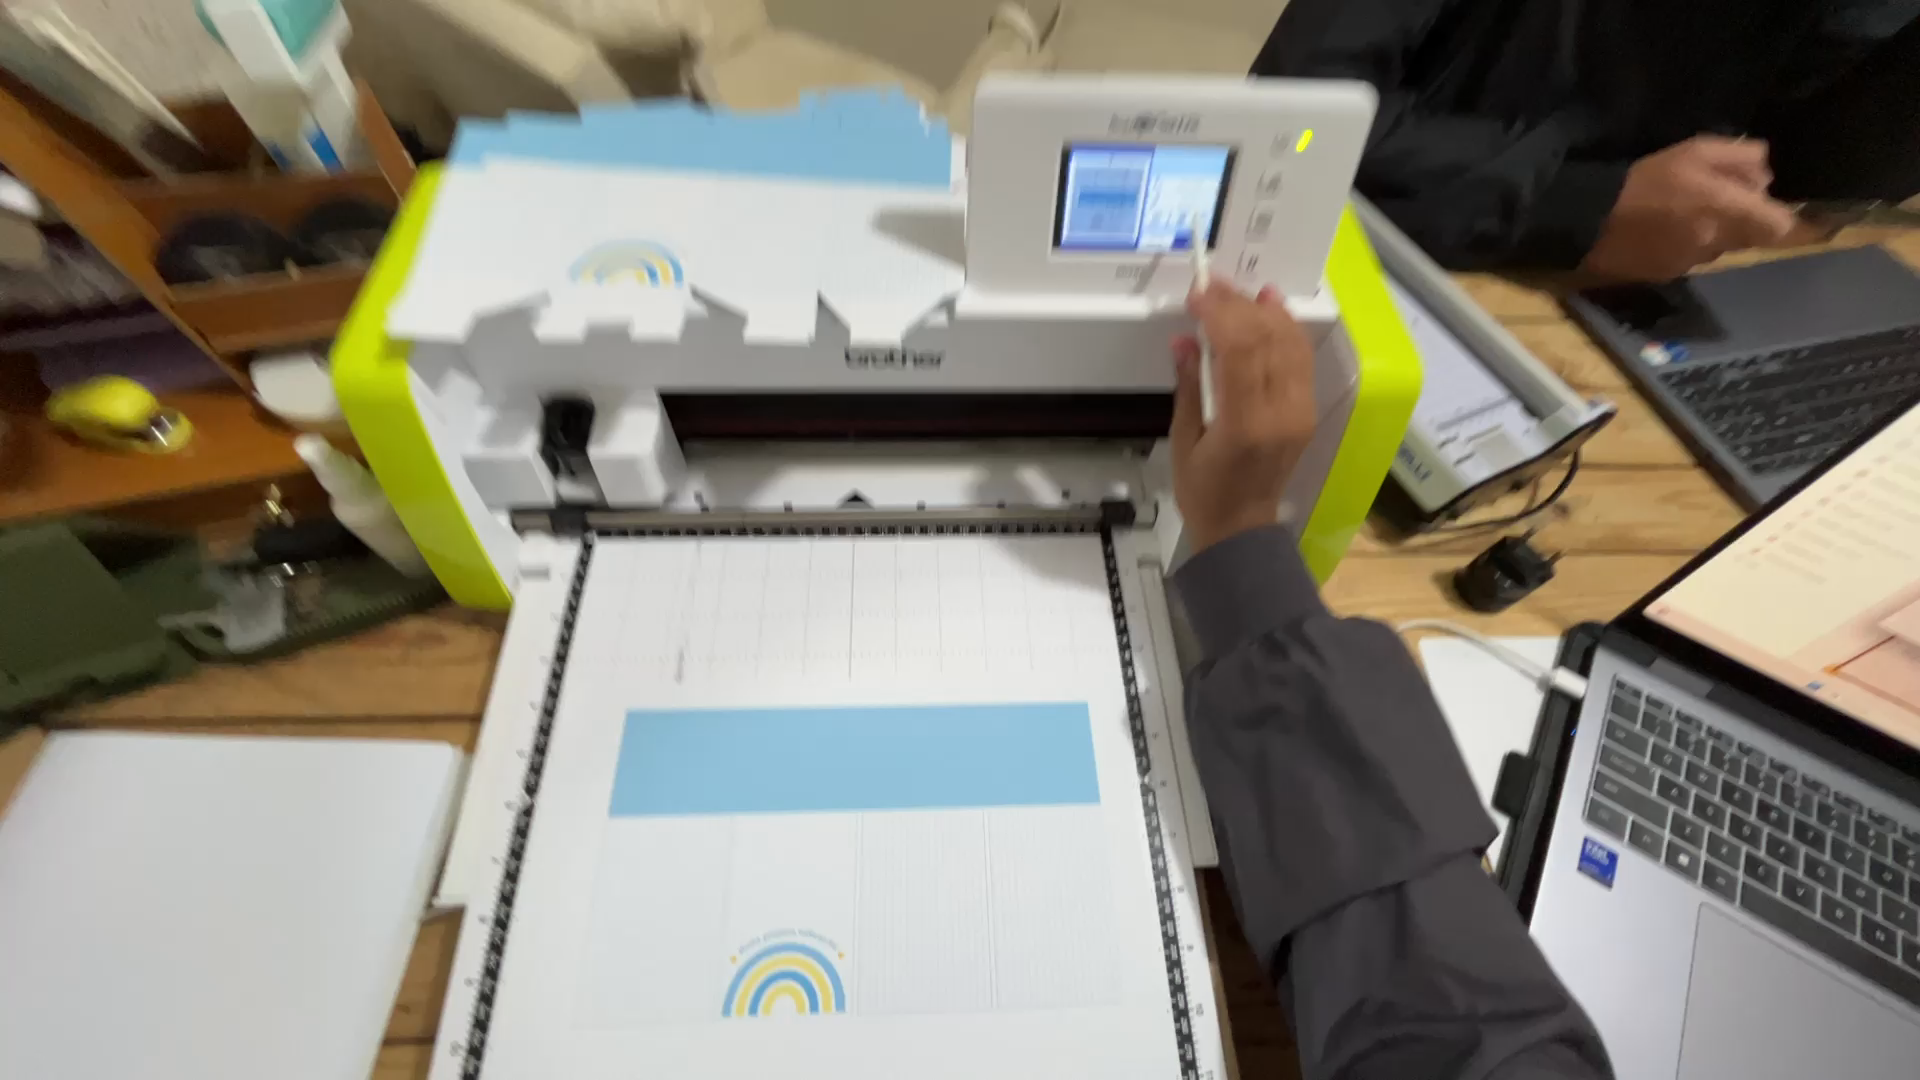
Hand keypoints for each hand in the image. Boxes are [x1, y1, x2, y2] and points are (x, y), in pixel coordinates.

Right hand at [1169, 282, 1317, 553]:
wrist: (1241, 527)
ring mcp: (1300, 410)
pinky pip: (1300, 359)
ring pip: (1290, 344)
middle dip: (1239, 306)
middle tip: (1212, 286)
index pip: (1241, 350)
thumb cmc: (1202, 491)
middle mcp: (1281, 412)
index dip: (1220, 313)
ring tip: (1241, 291)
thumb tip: (1185, 339)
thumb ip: (1188, 385)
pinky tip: (1270, 311)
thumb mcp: (1183, 439)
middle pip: (1268, 340)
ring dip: (1266, 312)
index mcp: (1245, 424)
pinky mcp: (1306, 409)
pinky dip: (1285, 330)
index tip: (1197, 294)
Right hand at [1582, 136, 1799, 281]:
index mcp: (1730, 214)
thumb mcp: (1698, 150)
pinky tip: (1653, 238)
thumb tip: (1762, 180)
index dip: (1794, 224)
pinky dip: (1675, 250)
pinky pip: (1680, 262)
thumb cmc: (1644, 181)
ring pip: (1711, 250)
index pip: (1782, 228)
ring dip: (1704, 237)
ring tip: (1675, 221)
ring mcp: (1683, 264)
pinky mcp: (1655, 276)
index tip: (1791, 218)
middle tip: (1711, 204)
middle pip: (1744, 238)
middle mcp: (1714, 244)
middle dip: (1737, 222)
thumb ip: (1744, 158)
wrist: (1583, 220)